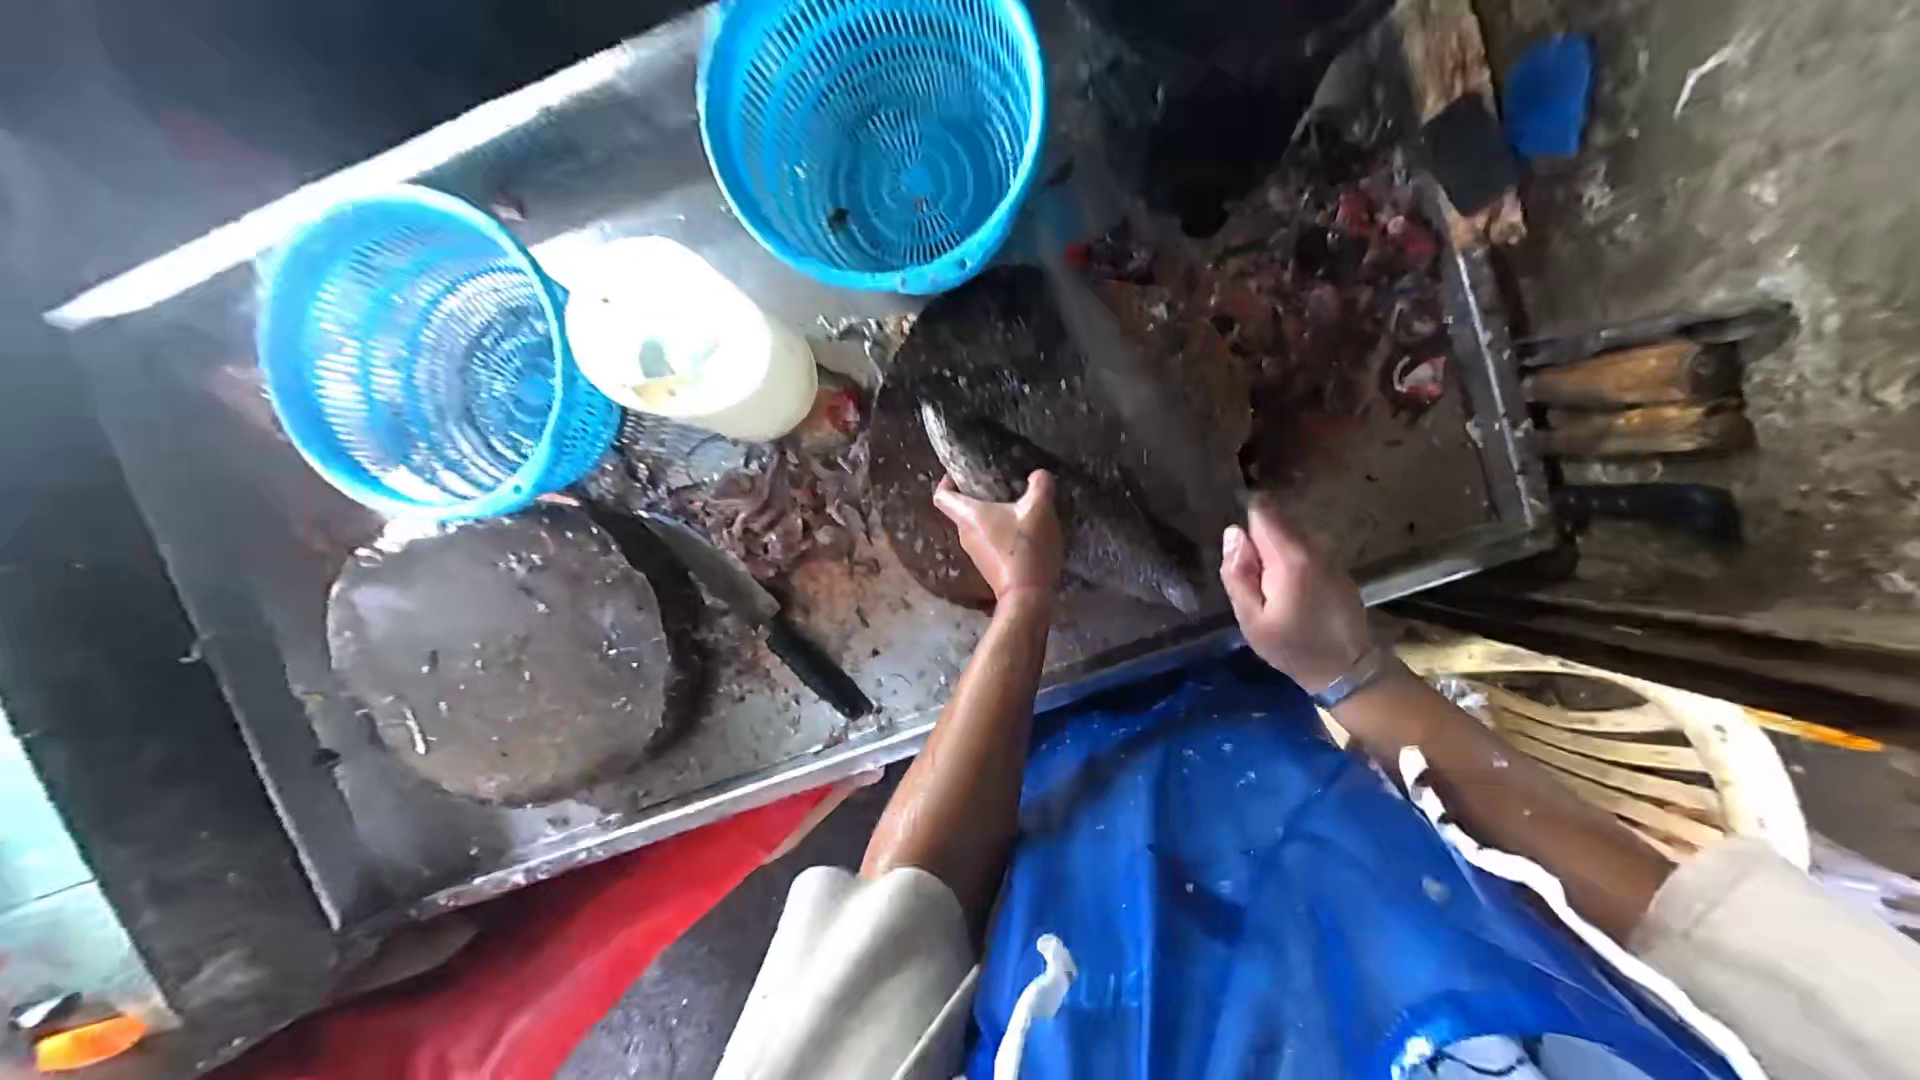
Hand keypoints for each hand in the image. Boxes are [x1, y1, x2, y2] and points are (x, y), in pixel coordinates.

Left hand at [933, 470, 1064, 601]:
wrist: (1027, 595)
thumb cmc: (1026, 548)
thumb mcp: (1039, 509)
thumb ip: (1040, 485)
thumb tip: (1039, 475)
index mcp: (968, 516)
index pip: (941, 495)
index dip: (946, 480)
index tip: (961, 474)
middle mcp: (964, 533)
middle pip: (963, 509)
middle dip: (978, 495)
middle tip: (1001, 485)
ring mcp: (974, 552)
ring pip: (977, 526)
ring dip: (993, 515)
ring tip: (1017, 507)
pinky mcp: (987, 565)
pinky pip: (988, 540)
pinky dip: (1000, 533)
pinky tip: (1023, 531)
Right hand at [1220, 497, 1370, 693]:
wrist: (1348, 670)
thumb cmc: (1293, 648)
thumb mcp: (1251, 619)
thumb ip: (1237, 573)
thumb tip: (1233, 533)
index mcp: (1291, 558)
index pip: (1263, 510)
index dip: (1245, 521)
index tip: (1237, 546)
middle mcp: (1315, 546)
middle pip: (1276, 520)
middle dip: (1257, 540)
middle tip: (1251, 578)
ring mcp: (1331, 554)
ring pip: (1290, 534)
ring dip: (1274, 551)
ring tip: (1269, 587)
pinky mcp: (1337, 564)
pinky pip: (1305, 547)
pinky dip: (1291, 559)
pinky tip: (1290, 591)